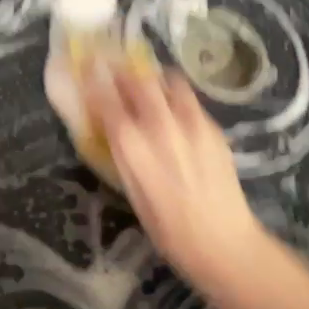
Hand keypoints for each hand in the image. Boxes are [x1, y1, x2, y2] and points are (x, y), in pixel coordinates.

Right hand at [83, 60, 268, 294]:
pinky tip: (174, 108)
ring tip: (146, 80)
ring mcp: (191, 124)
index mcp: (131, 145)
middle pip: (138, 80)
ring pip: (168, 81)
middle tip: (114, 65)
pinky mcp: (213, 129)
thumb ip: (120, 151)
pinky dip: (175, 94)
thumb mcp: (131, 190)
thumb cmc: (167, 228)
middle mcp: (159, 125)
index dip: (93, 79)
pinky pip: (189, 99)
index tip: (85, 67)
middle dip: (122, 69)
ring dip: (152, 76)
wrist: (223, 243)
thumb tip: (108, 127)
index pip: (105, 98)